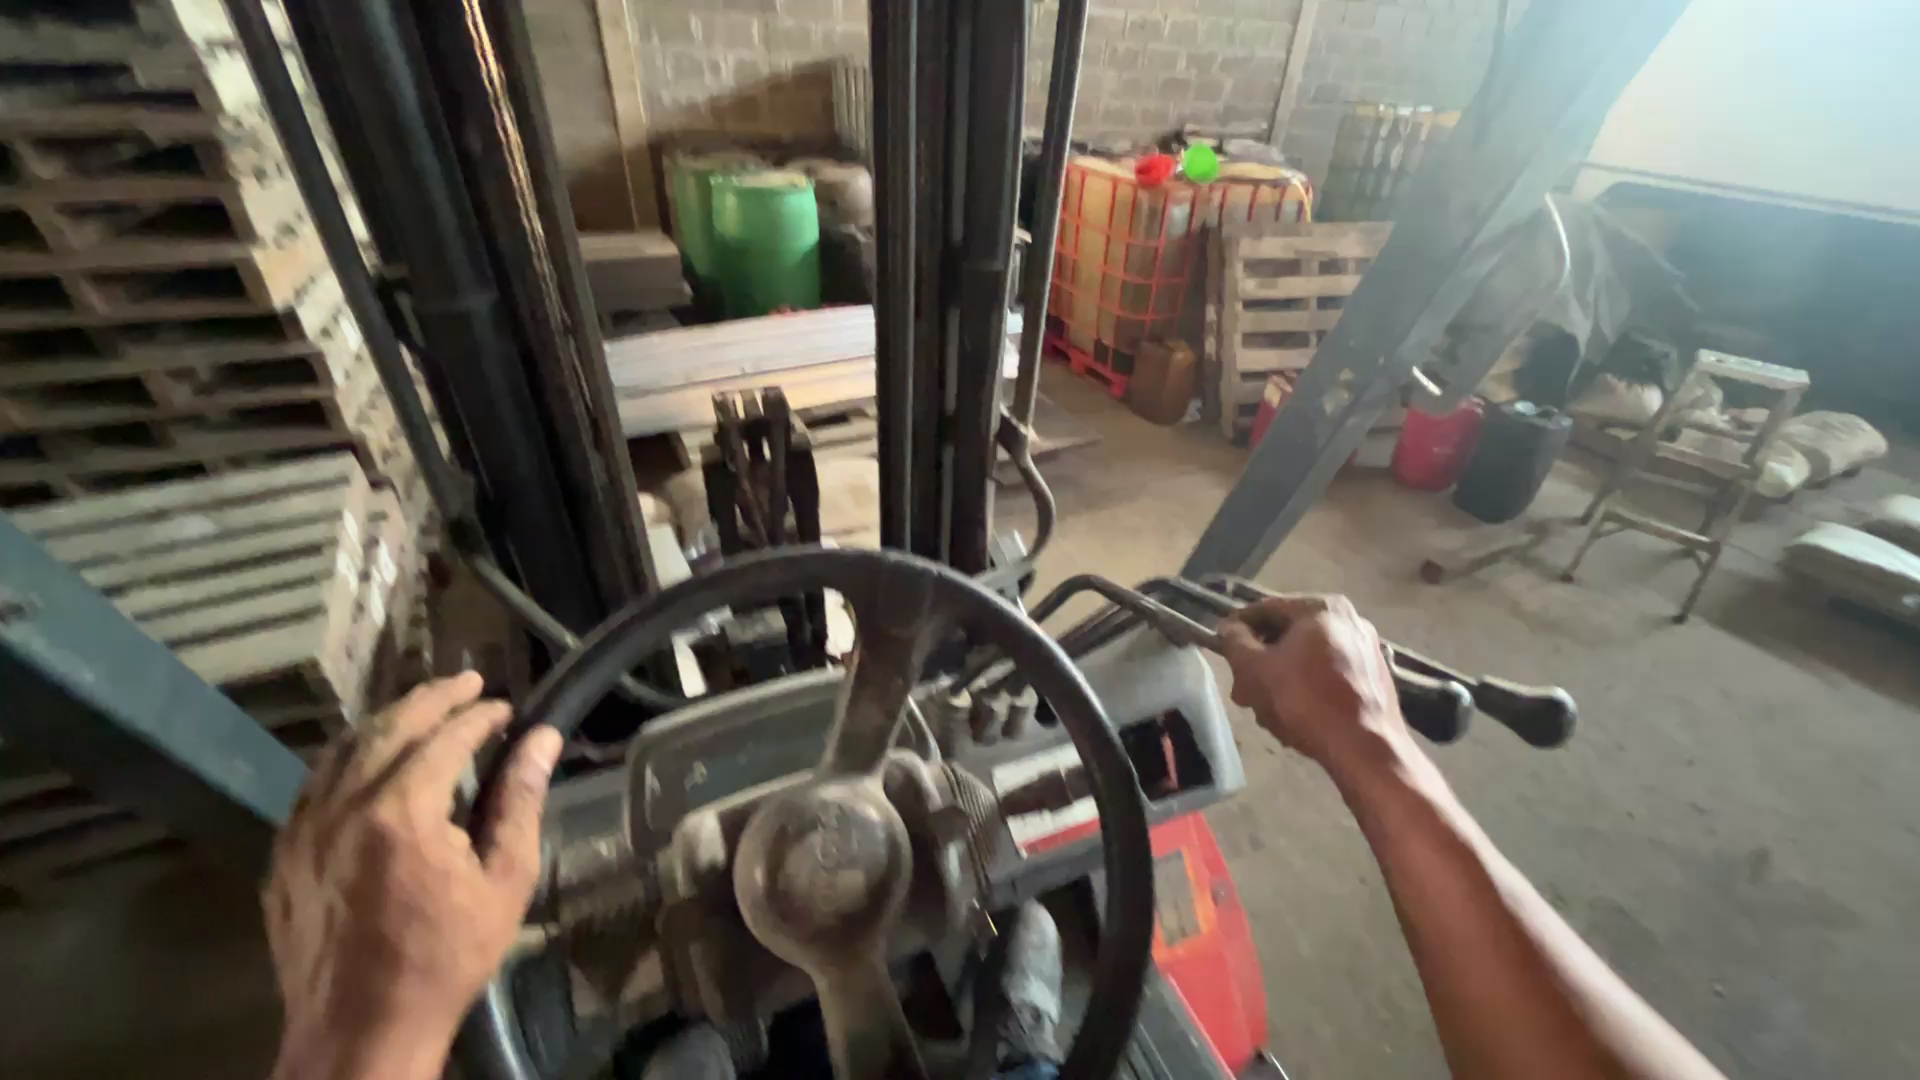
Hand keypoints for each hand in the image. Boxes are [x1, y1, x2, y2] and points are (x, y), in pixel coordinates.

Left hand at [264, 672, 564, 1079]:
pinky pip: (315, 785)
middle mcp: (343, 810)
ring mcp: (303, 832)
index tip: (508, 709)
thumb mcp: (505, 878)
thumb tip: (543, 738)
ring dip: (388, 720)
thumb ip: (520, 800)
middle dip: (432, 698)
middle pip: (387, 729)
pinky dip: (351, 756)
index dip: (481, 716)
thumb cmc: (448, 954)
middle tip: (469, 681)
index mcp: (402, 814)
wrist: (359, 1031)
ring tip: (425, 707)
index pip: (445, 738)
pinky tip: (375, 758)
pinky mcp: (283, 856)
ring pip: (342, 750)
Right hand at [1216, 593, 1408, 783]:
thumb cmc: (1304, 702)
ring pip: (1306, 656)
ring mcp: (1366, 649)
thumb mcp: (1253, 669)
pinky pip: (1328, 672)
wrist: (1366, 750)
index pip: (1264, 609)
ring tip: (1263, 709)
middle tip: (1241, 689)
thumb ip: (1234, 641)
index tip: (1220, 648)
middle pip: (1286, 634)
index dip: (1235, 628)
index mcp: (1320, 608)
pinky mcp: (1374, 677)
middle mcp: (1349, 620)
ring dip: (1278, 677)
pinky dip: (1306, 686)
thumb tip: (1229, 628)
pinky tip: (1293, 713)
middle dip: (1258, 662)